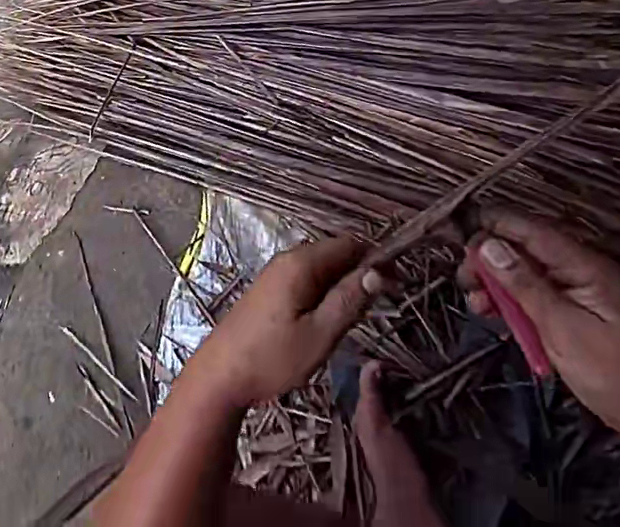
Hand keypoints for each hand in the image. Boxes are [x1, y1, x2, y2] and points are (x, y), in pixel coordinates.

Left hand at [179, 237, 385, 410]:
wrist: (220, 375)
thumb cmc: (271, 357)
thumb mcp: (319, 334)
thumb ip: (349, 301)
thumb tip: (378, 272)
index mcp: (301, 262)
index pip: (350, 243)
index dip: (378, 258)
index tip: (399, 284)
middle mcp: (289, 259)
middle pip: (336, 252)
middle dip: (363, 271)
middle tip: (384, 304)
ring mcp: (278, 272)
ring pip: (323, 267)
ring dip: (346, 282)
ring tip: (362, 314)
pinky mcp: (272, 289)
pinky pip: (309, 278)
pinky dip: (328, 290)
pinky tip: (333, 316)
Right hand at [459, 209, 619, 449]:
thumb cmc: (619, 377)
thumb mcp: (564, 328)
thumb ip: (524, 285)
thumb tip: (489, 246)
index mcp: (584, 264)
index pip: (529, 228)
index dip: (492, 226)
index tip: (460, 234)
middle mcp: (577, 268)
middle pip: (521, 247)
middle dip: (488, 258)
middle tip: (466, 278)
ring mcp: (571, 289)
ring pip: (519, 270)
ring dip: (494, 282)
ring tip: (476, 301)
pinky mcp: (565, 309)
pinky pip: (528, 292)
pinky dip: (507, 300)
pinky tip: (492, 311)